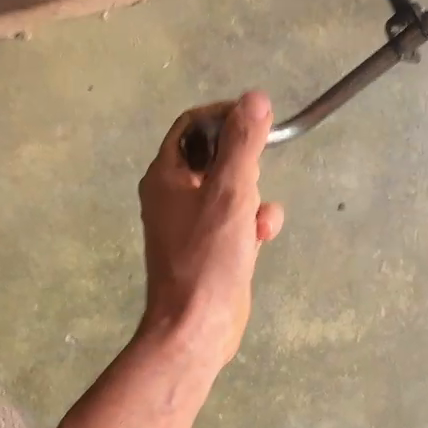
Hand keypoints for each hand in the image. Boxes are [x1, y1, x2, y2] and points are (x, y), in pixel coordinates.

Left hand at [136, 92, 285, 370]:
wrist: (196, 328)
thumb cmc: (208, 260)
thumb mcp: (230, 195)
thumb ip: (242, 145)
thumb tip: (254, 99)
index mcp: (165, 177)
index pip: (194, 125)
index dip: (227, 117)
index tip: (258, 124)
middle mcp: (172, 198)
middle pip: (216, 158)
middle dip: (246, 167)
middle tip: (255, 183)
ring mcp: (189, 227)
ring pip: (231, 193)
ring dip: (254, 200)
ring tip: (258, 220)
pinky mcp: (208, 252)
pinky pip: (234, 224)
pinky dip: (251, 227)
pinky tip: (261, 240)